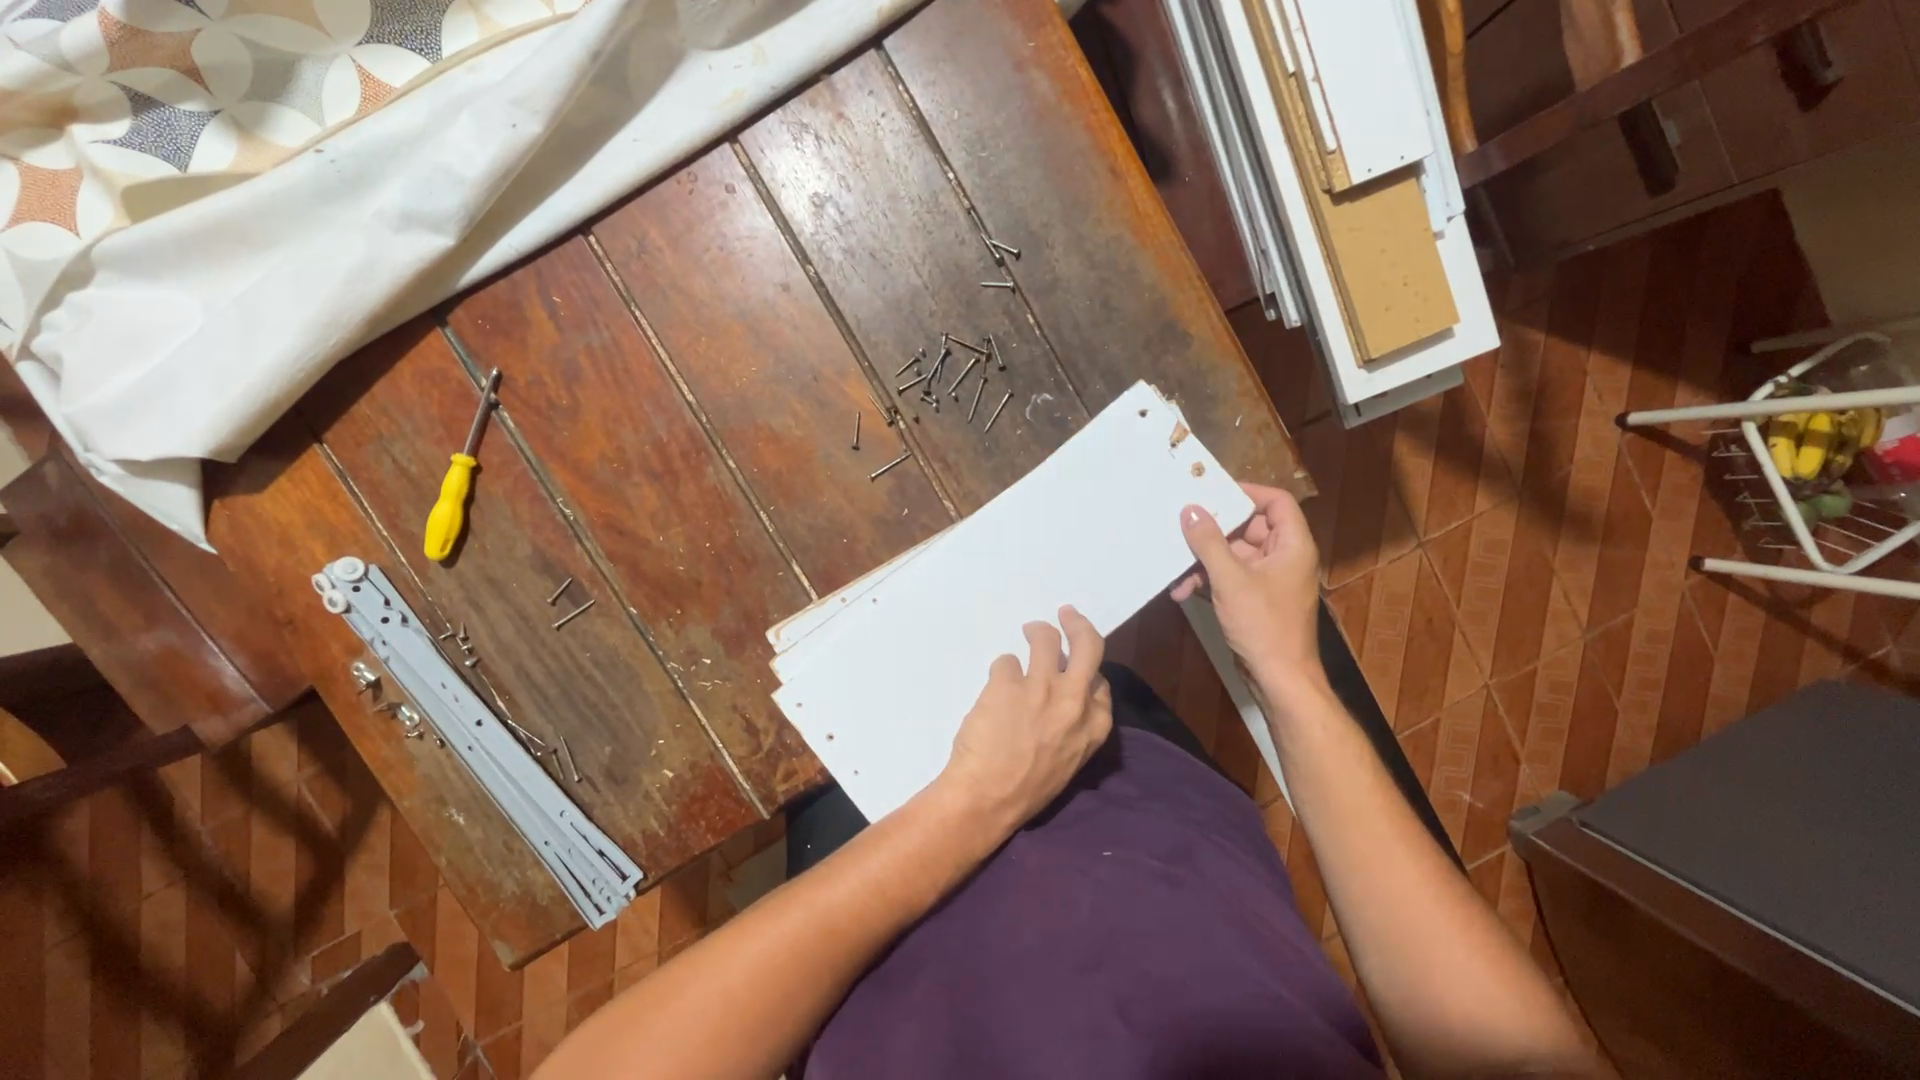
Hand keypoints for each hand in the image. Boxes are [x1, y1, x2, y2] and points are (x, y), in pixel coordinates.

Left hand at [937, 606, 1112, 832]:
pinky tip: (992, 692)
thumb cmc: (1027, 790)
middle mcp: (1074, 699)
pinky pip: (1006, 662)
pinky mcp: (1008, 681)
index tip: (1076, 663)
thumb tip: (1062, 703)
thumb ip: (1073, 727)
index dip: (1088, 671)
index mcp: (1095, 725)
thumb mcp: (1069, 761)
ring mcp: (1042, 687)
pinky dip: (1000, 673)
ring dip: (1036, 632)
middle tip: (1066, 615)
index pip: (1101, 682)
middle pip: (1087, 644)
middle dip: (1078, 624)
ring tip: (1027, 633)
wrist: (988, 799)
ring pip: (1044, 639)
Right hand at [1171, 483, 1323, 693]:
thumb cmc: (1263, 624)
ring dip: (1204, 560)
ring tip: (1174, 569)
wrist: (1279, 678)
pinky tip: (1181, 591)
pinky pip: (1229, 577)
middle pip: (1248, 527)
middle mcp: (1284, 557)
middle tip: (1182, 525)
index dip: (1247, 492)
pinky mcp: (1254, 599)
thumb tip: (1190, 510)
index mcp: (1292, 545)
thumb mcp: (1231, 579)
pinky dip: (1207, 580)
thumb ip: (1209, 542)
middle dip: (1213, 531)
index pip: (1276, 502)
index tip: (1212, 491)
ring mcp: (1269, 579)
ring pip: (1233, 554)